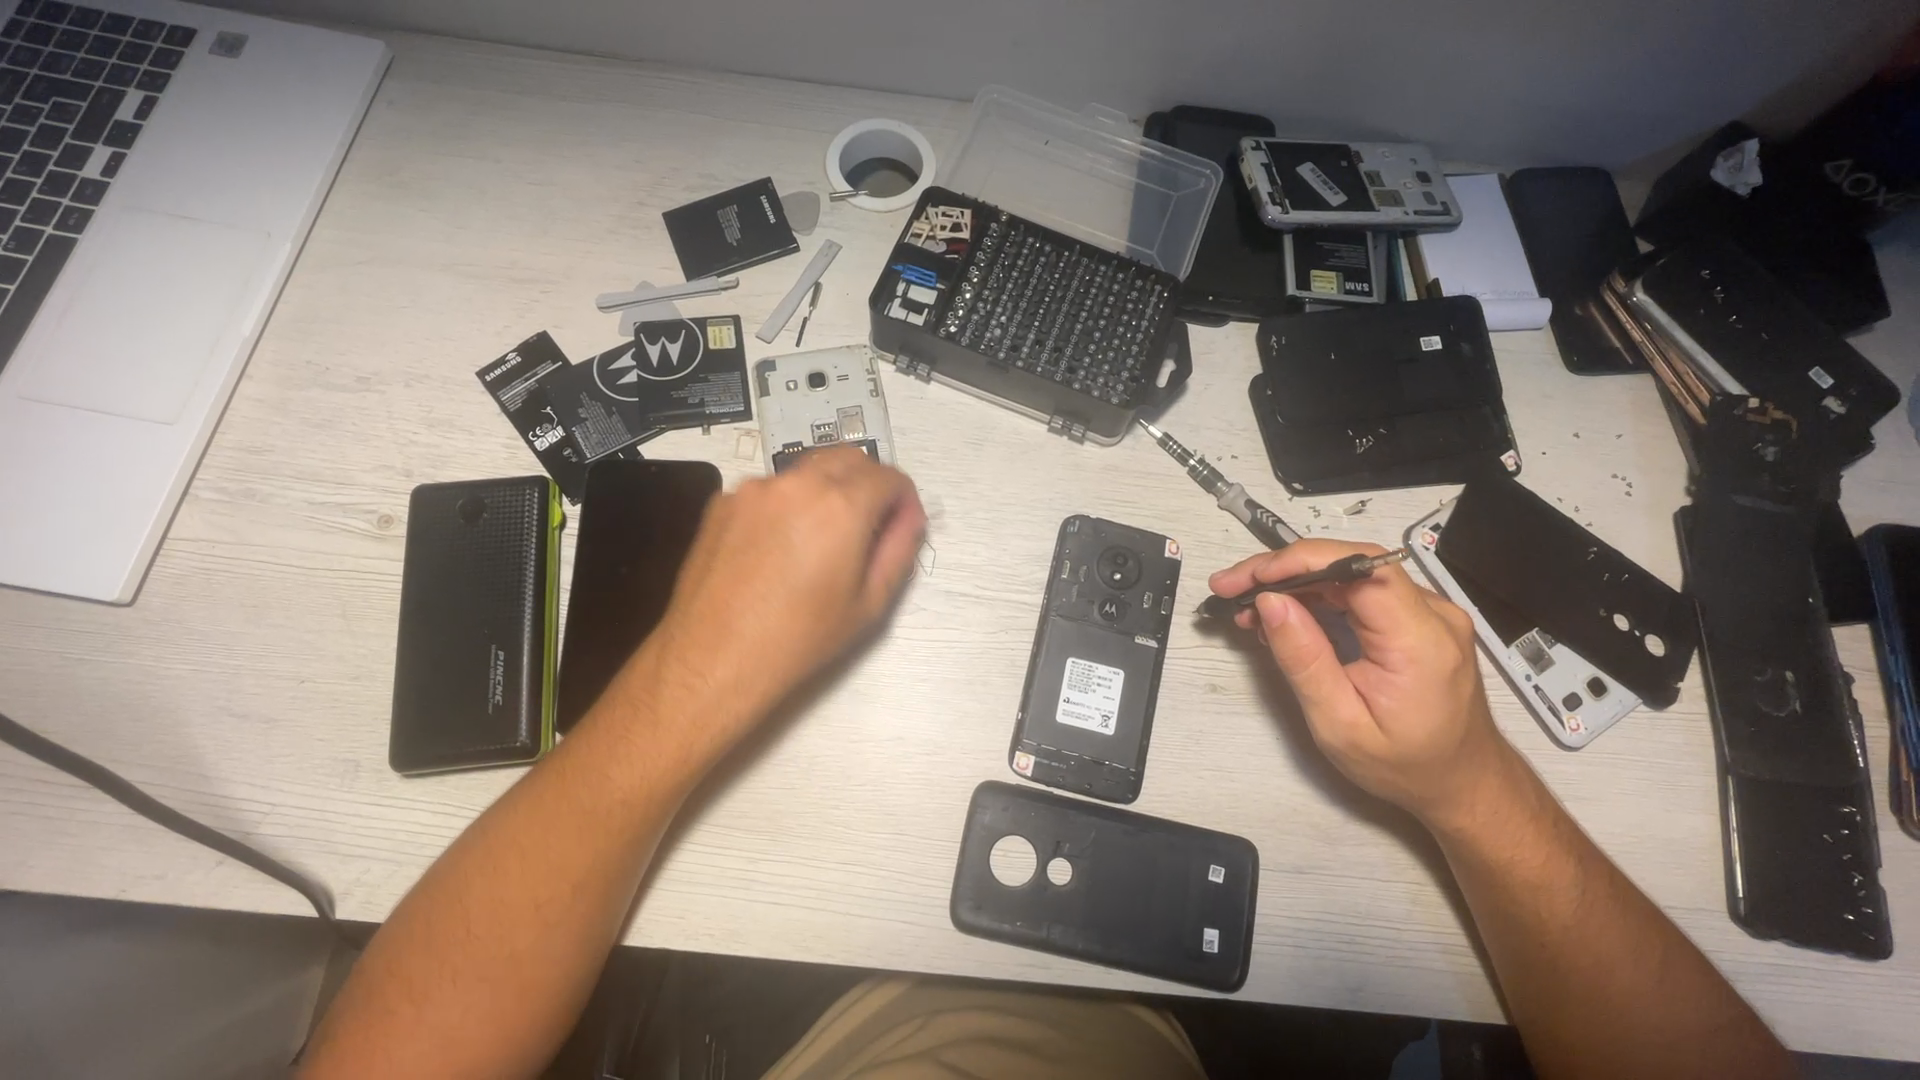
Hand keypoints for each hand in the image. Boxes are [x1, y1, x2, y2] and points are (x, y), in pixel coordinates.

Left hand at [608, 447, 925, 757]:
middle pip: (849, 459)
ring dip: (827, 491)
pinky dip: (787, 505)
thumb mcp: (869, 602)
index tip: (901, 527)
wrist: (714, 658)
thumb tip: (910, 517)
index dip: (904, 500)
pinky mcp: (723, 502)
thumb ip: (900, 549)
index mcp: (841, 505)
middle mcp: (798, 483)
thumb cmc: (799, 638)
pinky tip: (778, 549)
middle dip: (869, 484)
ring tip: (820, 541)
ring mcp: (754, 488)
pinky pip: (770, 490)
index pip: (889, 476)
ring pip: (807, 471)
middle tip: (869, 528)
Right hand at [1209, 539, 1518, 826]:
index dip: (1300, 561)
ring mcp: (1429, 611)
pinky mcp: (1418, 616)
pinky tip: (1282, 613)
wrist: (1463, 782)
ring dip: (1293, 581)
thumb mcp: (1339, 724)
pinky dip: (1316, 595)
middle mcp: (1432, 613)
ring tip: (1246, 606)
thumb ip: (1304, 660)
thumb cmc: (1403, 765)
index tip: (1249, 578)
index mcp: (1418, 640)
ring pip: (1350, 573)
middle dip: (1282, 569)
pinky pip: (1360, 590)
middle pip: (1350, 564)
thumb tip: (1268, 601)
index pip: (1360, 570)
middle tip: (1229, 587)